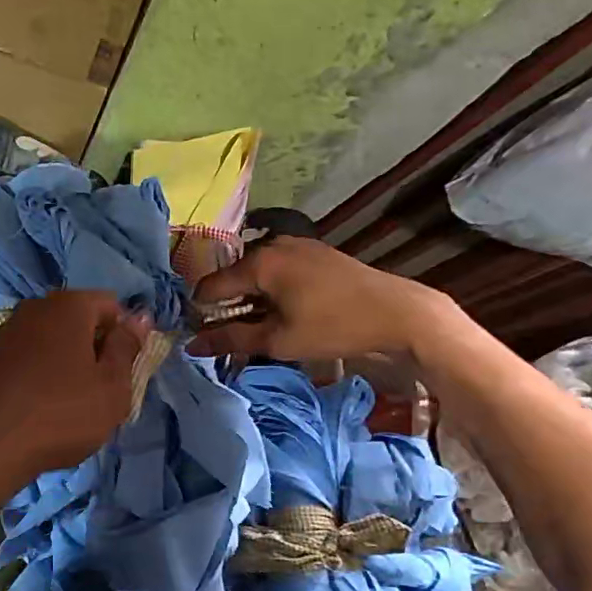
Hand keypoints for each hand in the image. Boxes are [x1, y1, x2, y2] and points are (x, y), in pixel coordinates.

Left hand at [0, 290, 149, 481]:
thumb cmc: (64, 414)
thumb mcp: (112, 386)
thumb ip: (127, 347)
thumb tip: (138, 318)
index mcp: (68, 306)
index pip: (110, 305)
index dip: (123, 335)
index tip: (122, 370)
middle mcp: (33, 308)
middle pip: (77, 318)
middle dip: (92, 345)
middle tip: (98, 387)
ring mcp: (6, 331)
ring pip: (50, 337)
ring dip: (64, 358)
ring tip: (69, 398)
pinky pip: (26, 355)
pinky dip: (37, 369)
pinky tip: (38, 402)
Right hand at [188, 237, 457, 360]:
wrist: (400, 314)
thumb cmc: (333, 327)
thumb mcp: (277, 340)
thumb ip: (230, 340)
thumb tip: (191, 346)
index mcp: (258, 262)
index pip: (209, 287)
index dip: (200, 314)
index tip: (202, 337)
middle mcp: (272, 244)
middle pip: (232, 279)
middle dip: (226, 307)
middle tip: (232, 337)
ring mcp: (296, 245)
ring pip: (255, 275)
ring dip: (249, 301)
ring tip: (258, 328)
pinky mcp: (314, 252)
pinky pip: (277, 271)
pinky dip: (270, 292)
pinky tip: (282, 313)